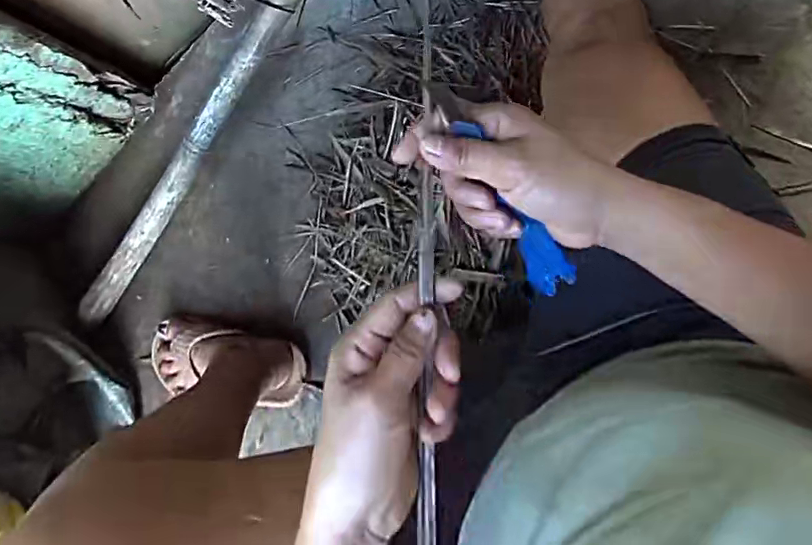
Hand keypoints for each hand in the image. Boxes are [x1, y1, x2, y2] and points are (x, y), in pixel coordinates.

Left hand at [298, 279, 461, 544]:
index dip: (425, 294)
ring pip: (435, 364)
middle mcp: (377, 361)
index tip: (457, 290)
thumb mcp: (380, 399)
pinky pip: (439, 395)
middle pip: (422, 332)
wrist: (356, 522)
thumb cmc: (354, 457)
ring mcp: (395, 386)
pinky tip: (430, 434)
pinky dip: (441, 413)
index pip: (395, 306)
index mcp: (359, 349)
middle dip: (440, 354)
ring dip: (443, 390)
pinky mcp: (411, 412)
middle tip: (448, 376)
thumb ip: (407, 353)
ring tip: (433, 418)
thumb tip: (427, 312)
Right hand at [390, 102, 622, 248]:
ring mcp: (498, 170)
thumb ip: (466, 156)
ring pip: (462, 190)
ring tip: (506, 217)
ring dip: (480, 210)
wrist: (601, 215)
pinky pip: (478, 208)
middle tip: (487, 199)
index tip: (401, 160)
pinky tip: (514, 224)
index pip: (445, 120)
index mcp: (495, 121)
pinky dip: (492, 220)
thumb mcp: (510, 166)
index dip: (421, 136)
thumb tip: (426, 143)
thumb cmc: (562, 180)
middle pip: (449, 163)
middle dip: (464, 189)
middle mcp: (493, 142)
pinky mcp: (504, 195)